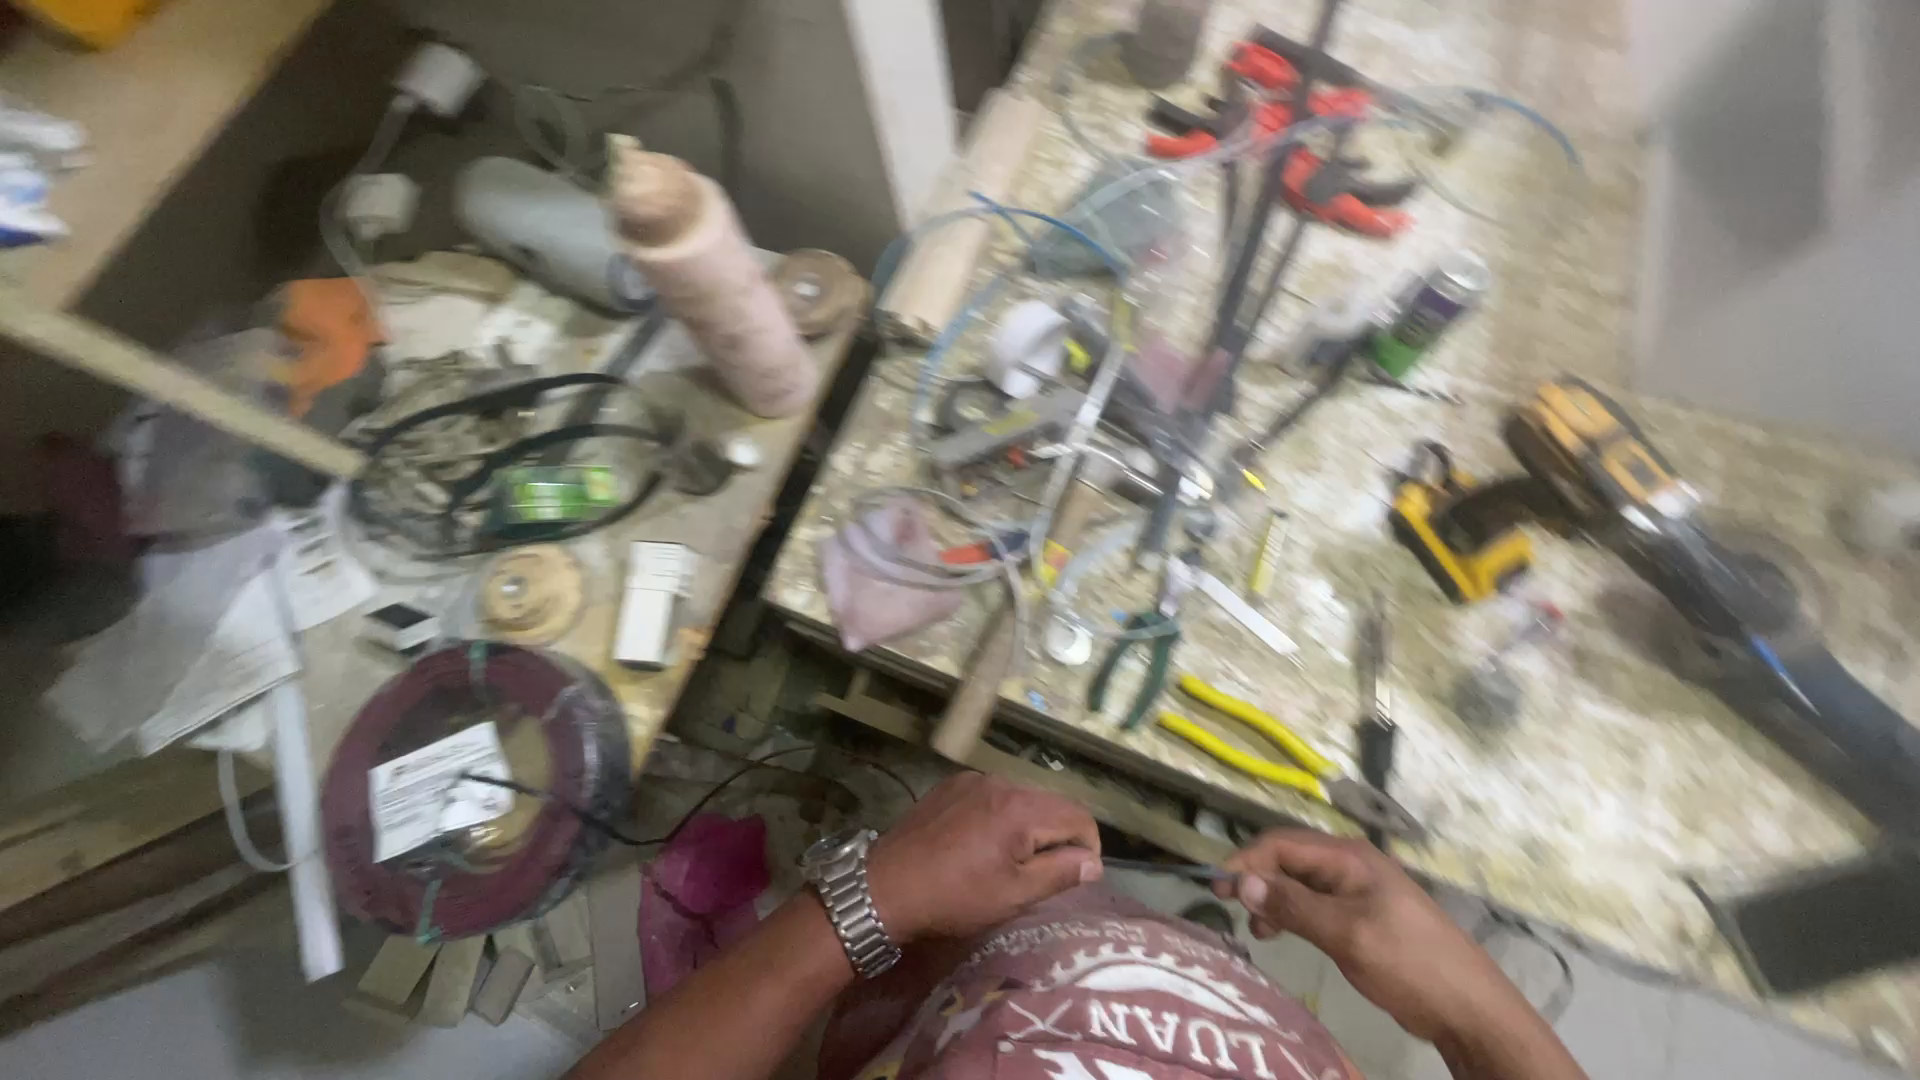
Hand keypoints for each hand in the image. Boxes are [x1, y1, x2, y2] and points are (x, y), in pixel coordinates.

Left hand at [865, 772, 1101, 941]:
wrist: (884, 886)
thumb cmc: (954, 897)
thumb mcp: (1013, 895)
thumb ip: (1059, 873)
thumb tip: (1093, 862)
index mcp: (1020, 808)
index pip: (1078, 816)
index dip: (1088, 847)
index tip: (1075, 877)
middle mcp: (1000, 782)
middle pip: (1050, 803)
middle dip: (1056, 836)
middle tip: (1041, 875)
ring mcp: (972, 779)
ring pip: (1020, 798)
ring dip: (1026, 825)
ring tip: (1007, 861)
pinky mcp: (950, 785)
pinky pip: (990, 795)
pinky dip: (998, 816)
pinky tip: (978, 844)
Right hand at [1214, 830, 1526, 1042]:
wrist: (1472, 1010)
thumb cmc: (1409, 963)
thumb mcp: (1347, 935)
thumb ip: (1294, 906)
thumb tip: (1242, 881)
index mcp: (1349, 857)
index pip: (1282, 844)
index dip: (1246, 860)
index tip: (1217, 885)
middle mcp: (1350, 864)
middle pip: (1288, 859)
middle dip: (1257, 878)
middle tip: (1229, 906)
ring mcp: (1358, 889)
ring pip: (1299, 881)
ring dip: (1272, 898)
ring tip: (1258, 929)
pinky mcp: (1362, 914)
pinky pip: (1314, 902)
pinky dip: (1291, 913)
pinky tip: (1281, 933)